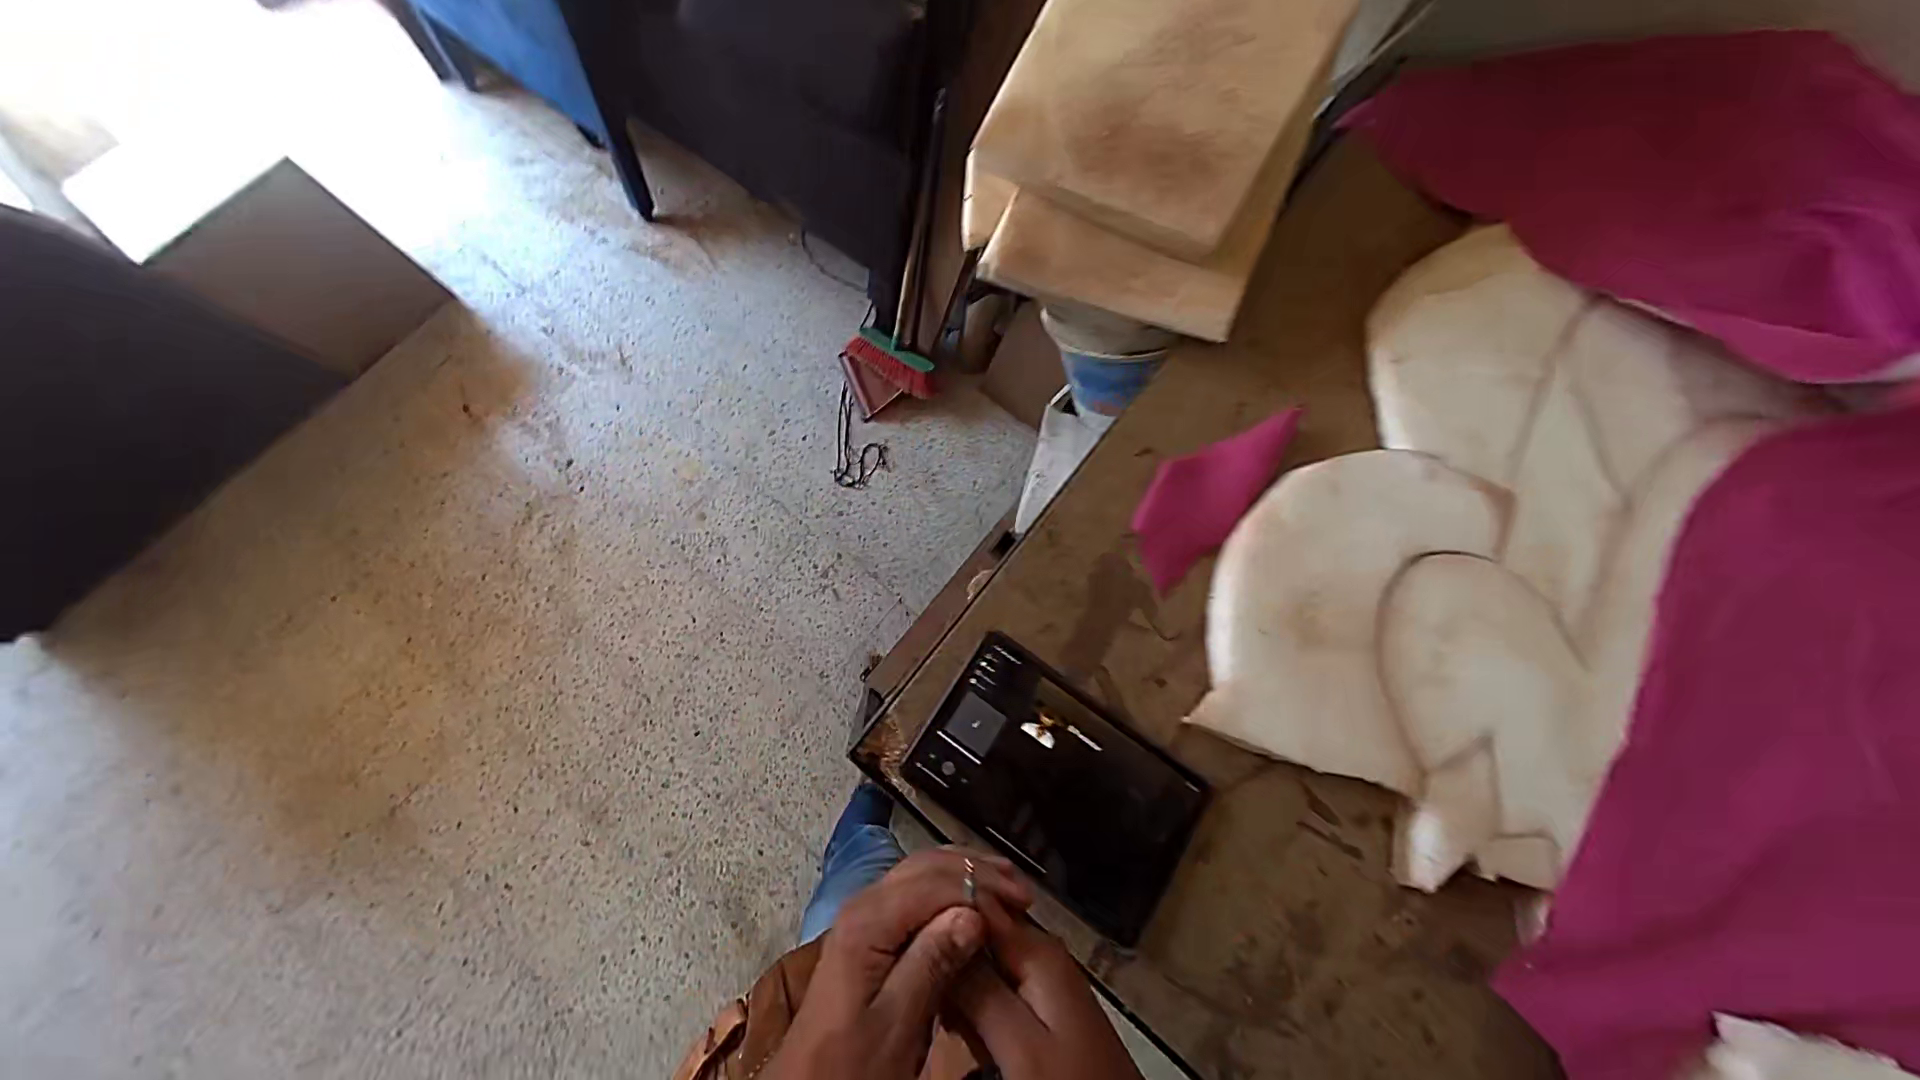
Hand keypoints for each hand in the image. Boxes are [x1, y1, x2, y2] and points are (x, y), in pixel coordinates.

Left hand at [763, 848, 1032, 1079]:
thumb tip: (974, 913)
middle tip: (1021, 890)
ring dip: (965, 872)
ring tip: (1006, 883)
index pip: (934, 881)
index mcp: (867, 920)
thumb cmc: (851, 1068)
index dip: (980, 886)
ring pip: (922, 871)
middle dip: (976, 871)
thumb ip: (931, 963)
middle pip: (928, 865)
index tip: (1021, 903)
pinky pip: (915, 890)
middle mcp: (864, 903)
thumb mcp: (895, 1027)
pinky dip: (949, 887)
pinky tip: (972, 899)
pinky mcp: (870, 929)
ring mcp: (866, 914)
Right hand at [949, 895, 1143, 1079]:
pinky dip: (979, 1012)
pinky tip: (971, 1038)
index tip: (915, 946)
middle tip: (941, 1008)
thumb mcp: (1021, 1046)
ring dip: (963, 994)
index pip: (976, 902)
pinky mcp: (1042, 1007)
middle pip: (976, 934)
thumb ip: (981, 988)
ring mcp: (1042, 980)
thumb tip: (942, 931)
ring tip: (954, 1027)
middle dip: (953, 966)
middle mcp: (1038, 952)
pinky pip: (997, 992)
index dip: (941, 917)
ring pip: (983, 966)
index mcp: (1035, 948)